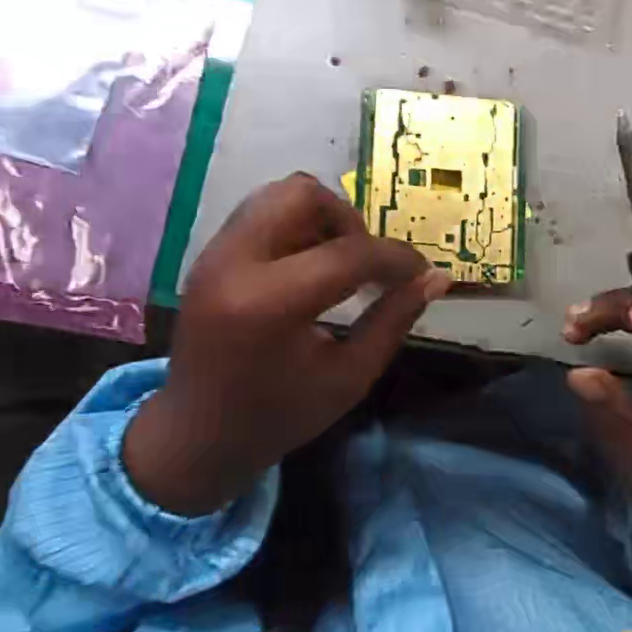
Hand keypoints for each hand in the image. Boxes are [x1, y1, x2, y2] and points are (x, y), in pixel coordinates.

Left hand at [126, 173, 451, 514]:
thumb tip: (434, 278)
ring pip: (277, 195)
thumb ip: (392, 322)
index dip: (395, 258)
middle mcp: (233, 262)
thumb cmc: (277, 418)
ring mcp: (213, 254)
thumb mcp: (348, 379)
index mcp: (268, 303)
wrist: (197, 436)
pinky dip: (293, 226)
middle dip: (348, 220)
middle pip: (302, 194)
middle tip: (366, 264)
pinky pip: (258, 214)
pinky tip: (307, 268)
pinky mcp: (207, 256)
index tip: (420, 271)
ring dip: (319, 218)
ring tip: (336, 264)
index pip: (347, 253)